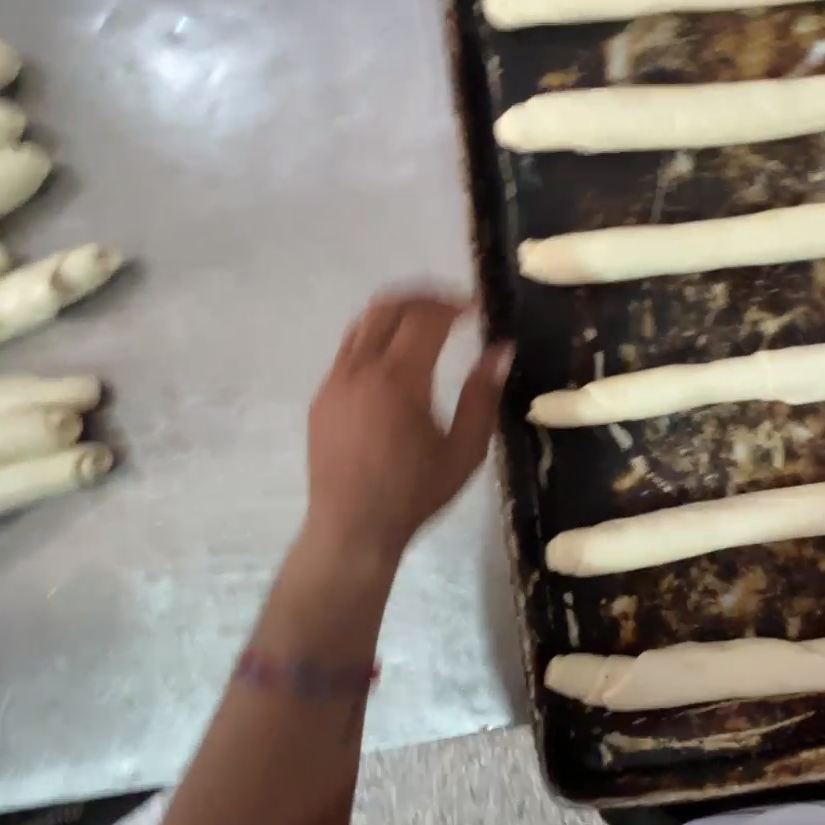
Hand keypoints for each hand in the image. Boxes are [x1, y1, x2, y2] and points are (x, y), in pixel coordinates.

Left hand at [303, 292, 511, 560]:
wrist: (352, 528)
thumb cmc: (417, 492)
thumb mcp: (465, 449)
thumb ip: (483, 395)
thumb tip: (501, 350)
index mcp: (398, 380)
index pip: (425, 318)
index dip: (453, 305)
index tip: (476, 307)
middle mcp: (360, 371)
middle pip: (388, 307)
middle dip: (423, 296)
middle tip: (453, 305)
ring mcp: (335, 382)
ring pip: (363, 324)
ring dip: (397, 313)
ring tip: (427, 323)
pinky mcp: (322, 397)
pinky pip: (349, 351)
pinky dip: (377, 338)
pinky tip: (398, 361)